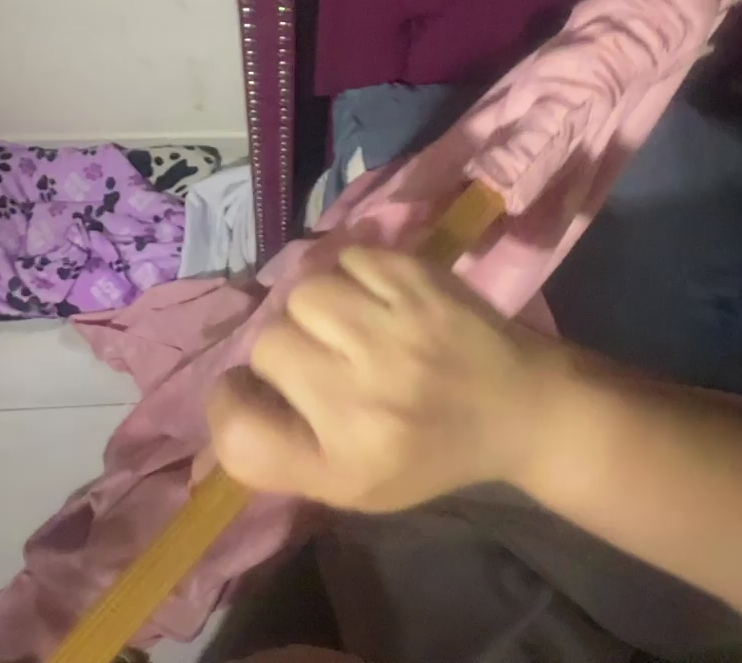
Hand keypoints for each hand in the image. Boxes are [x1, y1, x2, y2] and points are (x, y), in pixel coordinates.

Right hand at [206, 246, 562, 511]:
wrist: (517, 405)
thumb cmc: (426, 451)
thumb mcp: (351, 484)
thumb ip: (279, 452)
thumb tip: (224, 397)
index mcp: (346, 463)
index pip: (240, 433)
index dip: (230, 402)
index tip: (251, 389)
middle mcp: (367, 398)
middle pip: (268, 344)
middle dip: (285, 347)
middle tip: (322, 357)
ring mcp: (396, 331)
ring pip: (303, 291)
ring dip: (313, 306)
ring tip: (346, 322)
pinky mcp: (419, 280)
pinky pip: (345, 256)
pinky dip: (349, 273)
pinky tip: (374, 297)